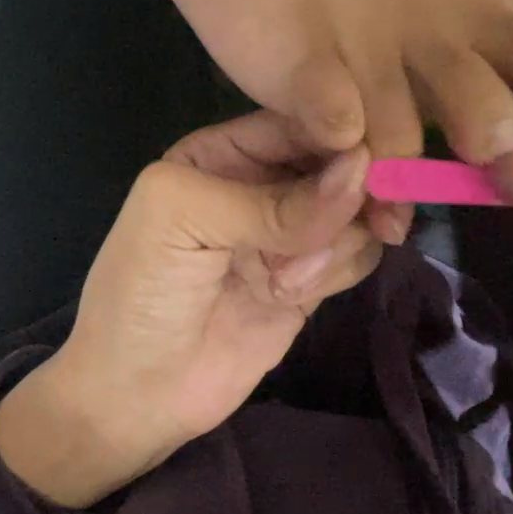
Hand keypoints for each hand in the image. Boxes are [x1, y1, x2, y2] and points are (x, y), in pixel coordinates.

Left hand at [0, 112, 382, 506]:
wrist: (139, 394)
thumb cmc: (141, 294)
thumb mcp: (181, 220)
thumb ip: (270, 199)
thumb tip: (363, 170)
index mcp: (219, 154)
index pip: (300, 119)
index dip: (342, 133)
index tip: (372, 159)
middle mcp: (258, 186)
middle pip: (340, 163)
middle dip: (352, 191)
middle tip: (371, 219)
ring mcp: (287, 236)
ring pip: (357, 210)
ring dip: (335, 242)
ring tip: (282, 282)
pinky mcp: (310, 281)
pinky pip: (357, 254)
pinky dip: (339, 269)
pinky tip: (291, 295)